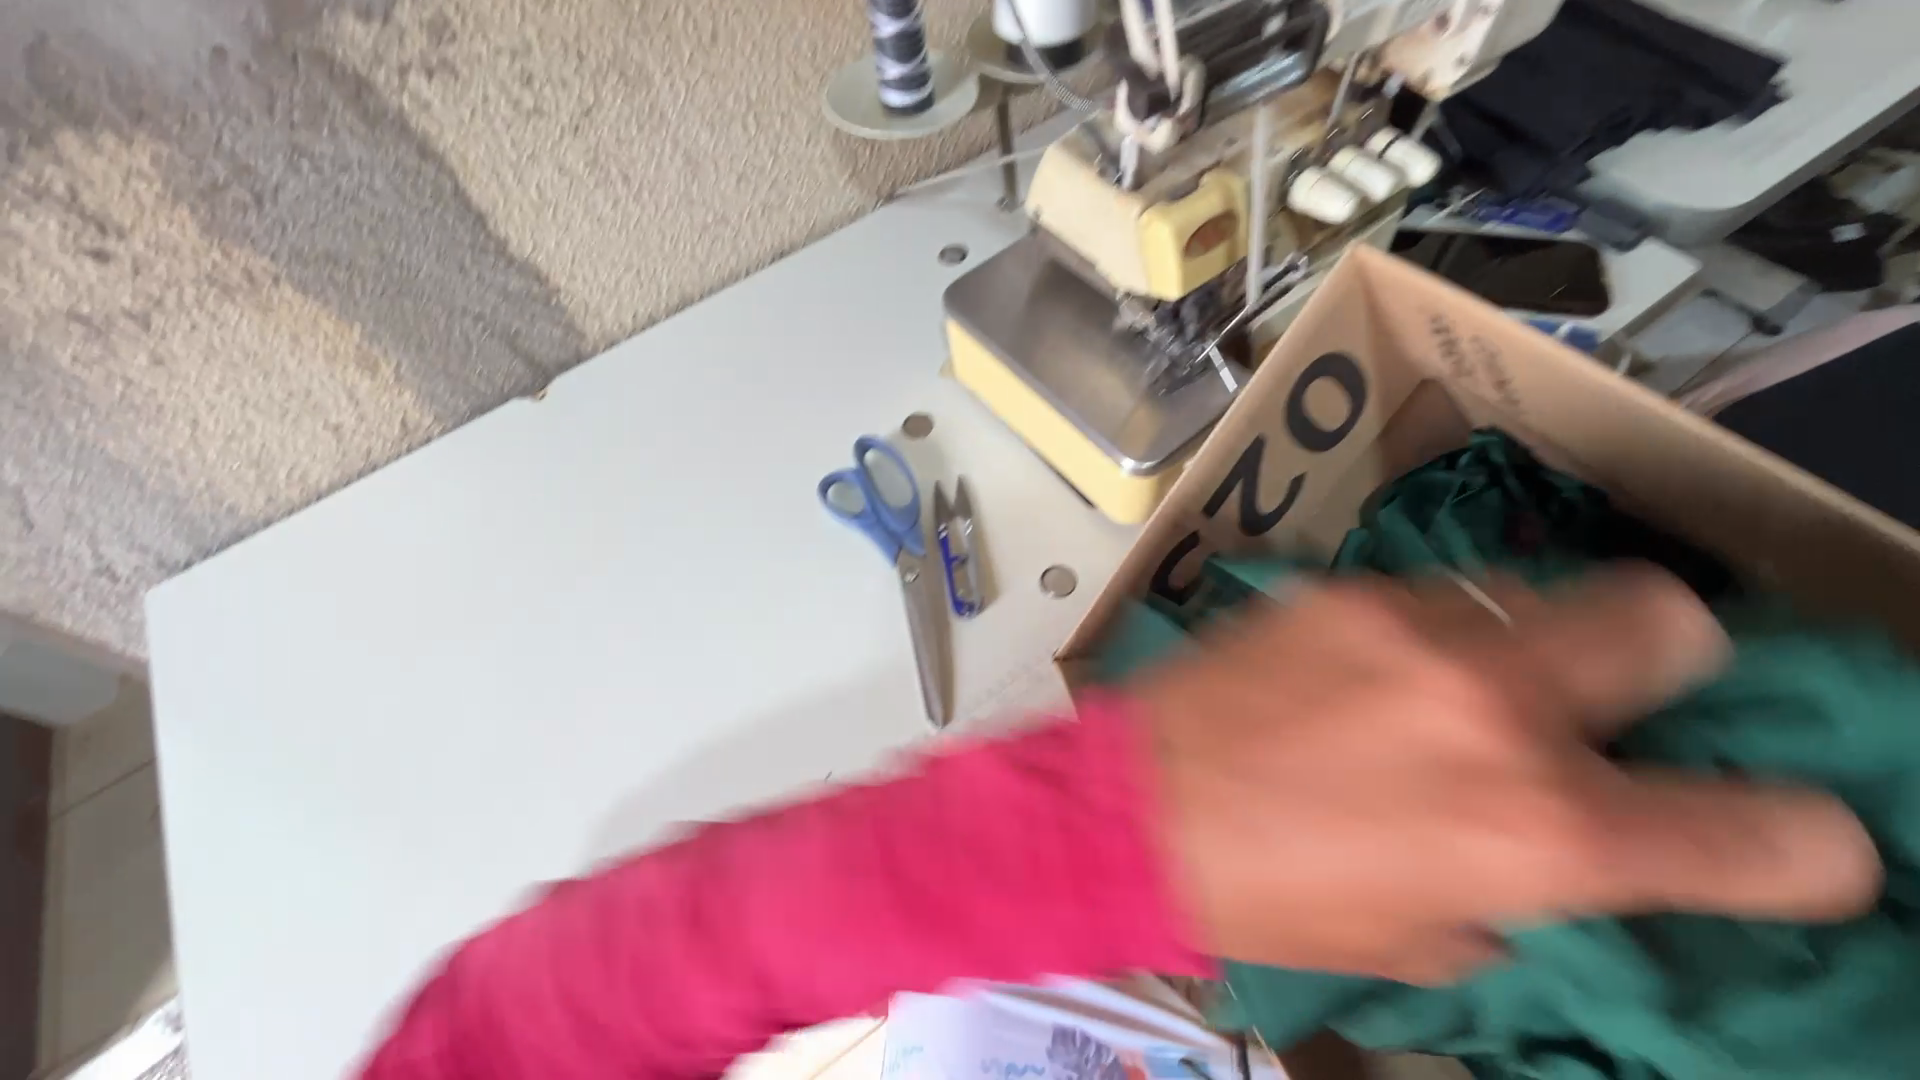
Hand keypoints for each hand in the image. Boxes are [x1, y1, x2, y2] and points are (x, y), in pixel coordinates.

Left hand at [1132, 565, 1882, 983]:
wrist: (1129, 808)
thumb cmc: (1266, 896)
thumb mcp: (1424, 937)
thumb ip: (1526, 886)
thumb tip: (1572, 846)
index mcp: (1538, 830)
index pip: (1777, 833)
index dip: (1797, 844)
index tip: (1770, 839)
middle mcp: (1493, 706)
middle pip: (1667, 619)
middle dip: (1664, 665)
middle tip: (1604, 704)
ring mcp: (1410, 628)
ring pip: (1544, 591)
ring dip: (1537, 643)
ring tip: (1471, 686)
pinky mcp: (1337, 591)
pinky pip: (1435, 594)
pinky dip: (1439, 631)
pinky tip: (1380, 668)